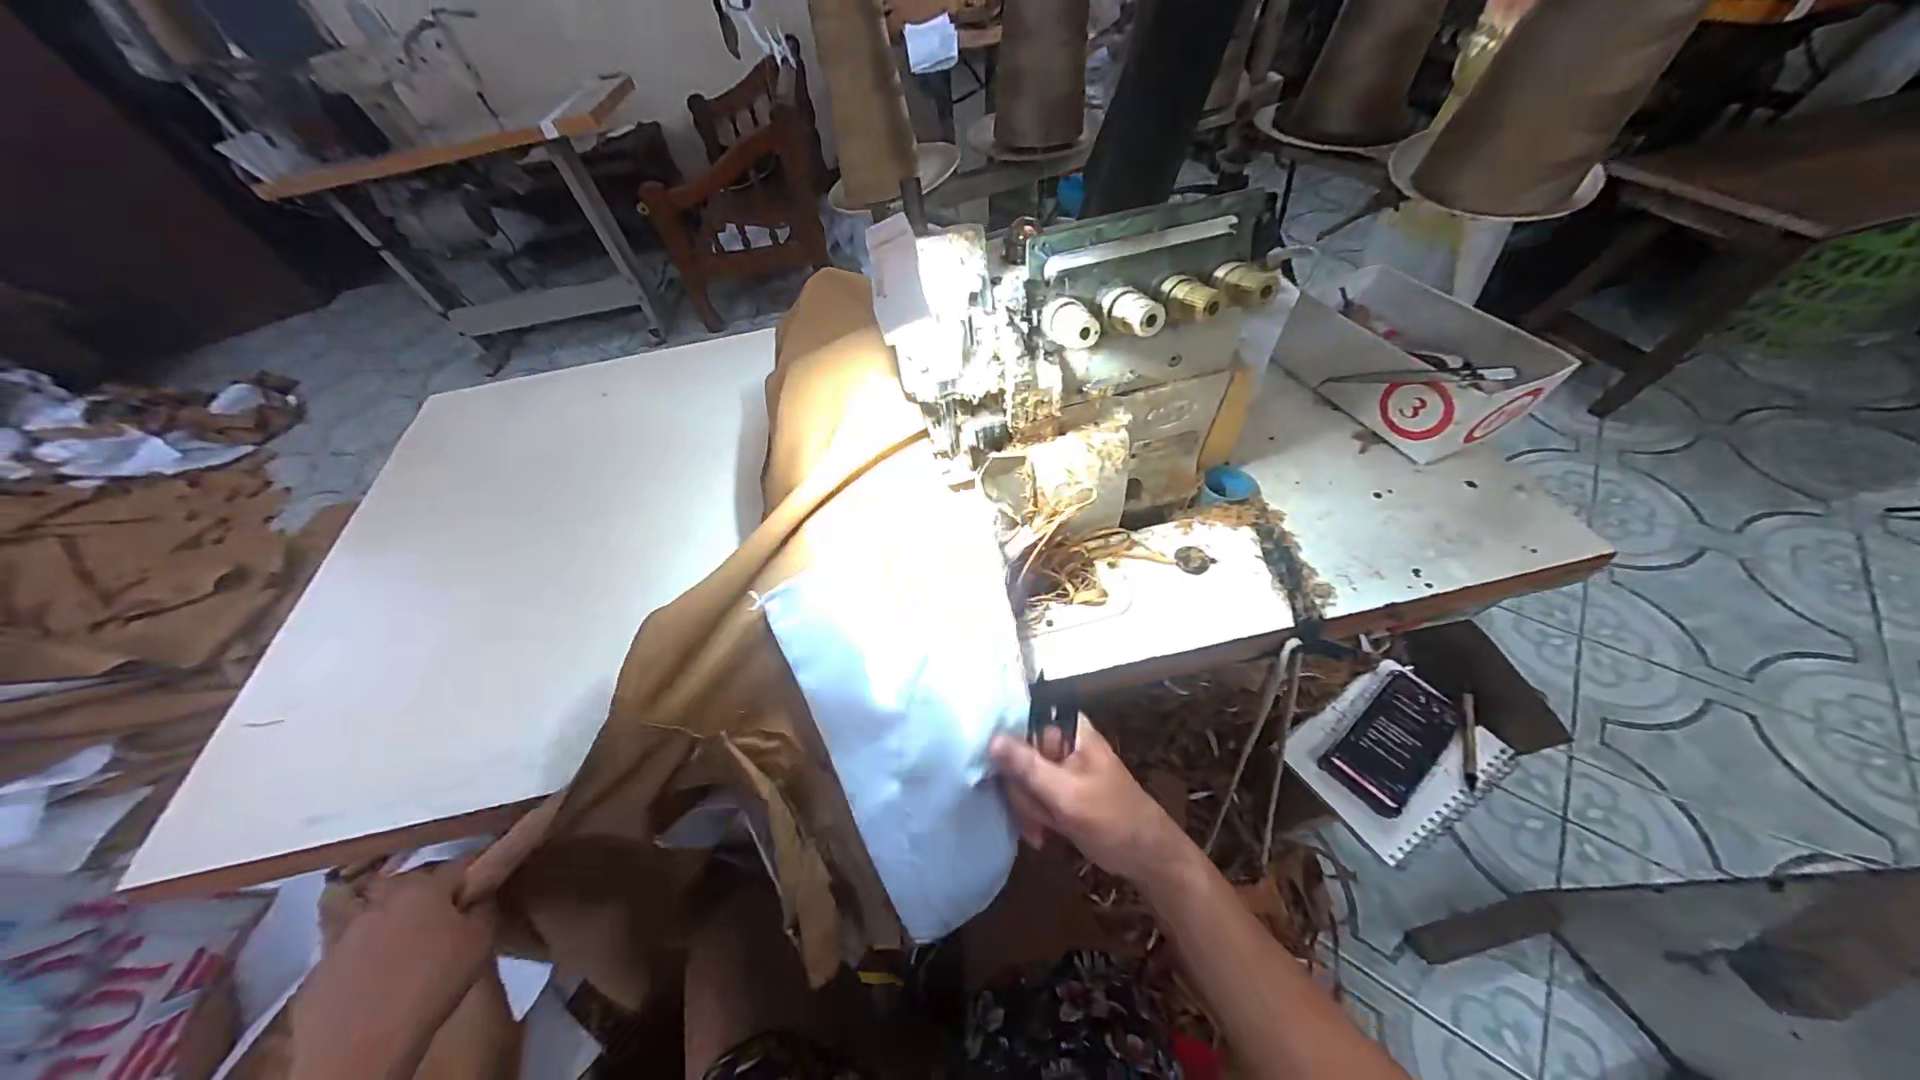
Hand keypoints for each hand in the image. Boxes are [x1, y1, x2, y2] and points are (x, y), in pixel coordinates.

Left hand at [292, 859, 498, 1079]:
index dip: (476, 875)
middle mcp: (380, 901)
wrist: (359, 1047)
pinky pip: (352, 950)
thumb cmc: (432, 983)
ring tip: (410, 951)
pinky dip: (367, 956)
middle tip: (446, 921)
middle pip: (413, 886)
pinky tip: (380, 979)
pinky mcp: (318, 969)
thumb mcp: (481, 940)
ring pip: (379, 916)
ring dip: (395, 925)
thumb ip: (485, 907)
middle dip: (430, 896)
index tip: (483, 891)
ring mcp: (343, 935)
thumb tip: (479, 895)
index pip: (460, 865)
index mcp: (422, 887)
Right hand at [989, 715, 1195, 887]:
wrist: (1146, 857)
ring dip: (1029, 809)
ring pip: (1019, 779)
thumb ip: (1029, 767)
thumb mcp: (1068, 794)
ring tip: (1047, 828)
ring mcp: (1058, 768)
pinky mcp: (1055, 792)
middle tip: (1043, 811)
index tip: (1005, 774)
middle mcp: (1061, 742)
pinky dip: (1034, 818)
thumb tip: (992, 739)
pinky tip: (1043, 835)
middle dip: (1024, 791)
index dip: (1008, 746)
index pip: (1022, 720)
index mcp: (1069, 729)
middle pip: (1016, 754)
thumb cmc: (1115, 820)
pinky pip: (1028, 797)